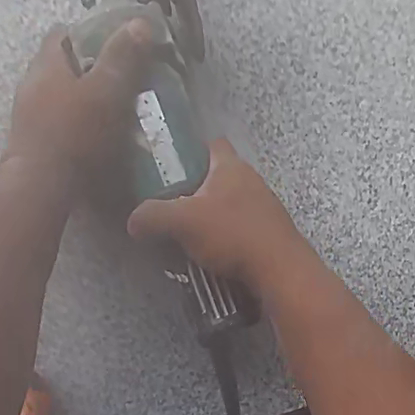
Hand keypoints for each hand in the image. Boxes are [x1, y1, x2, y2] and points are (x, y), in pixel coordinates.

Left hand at [0, 19, 151, 198]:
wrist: (43, 185)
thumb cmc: (75, 134)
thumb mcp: (106, 93)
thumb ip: (122, 59)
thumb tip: (141, 23)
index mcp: (47, 65)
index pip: (64, 34)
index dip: (91, 34)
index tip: (119, 46)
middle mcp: (33, 85)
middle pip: (65, 67)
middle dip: (93, 72)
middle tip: (126, 85)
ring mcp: (31, 117)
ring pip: (63, 98)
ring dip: (88, 103)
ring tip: (120, 117)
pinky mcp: (37, 144)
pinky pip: (64, 125)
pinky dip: (83, 128)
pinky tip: (102, 143)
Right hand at [126, 139, 313, 289]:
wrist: (281, 271)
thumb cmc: (233, 235)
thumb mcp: (183, 222)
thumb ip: (153, 217)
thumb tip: (134, 222)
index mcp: (232, 167)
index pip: (212, 144)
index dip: (191, 149)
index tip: (172, 163)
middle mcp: (253, 183)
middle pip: (221, 178)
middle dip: (199, 190)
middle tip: (175, 206)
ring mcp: (267, 210)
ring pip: (234, 206)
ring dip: (215, 218)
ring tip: (192, 236)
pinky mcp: (273, 236)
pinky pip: (245, 230)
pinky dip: (230, 239)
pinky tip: (216, 256)